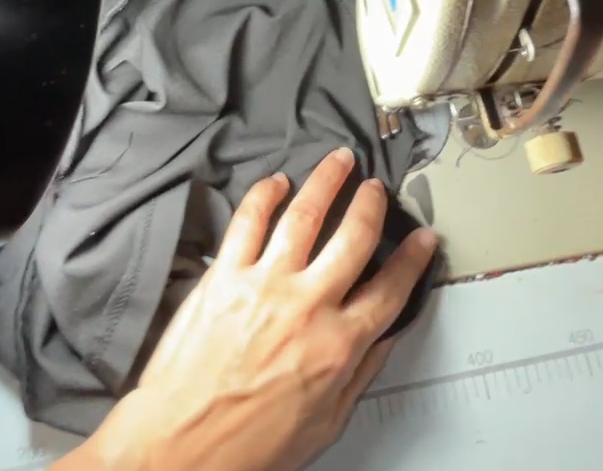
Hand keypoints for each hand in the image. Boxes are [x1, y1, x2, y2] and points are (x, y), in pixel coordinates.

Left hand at [59, 148, 437, 470]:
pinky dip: (265, 193)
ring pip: (305, 213)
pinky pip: (248, 220)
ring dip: (327, 180)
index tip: (422, 238)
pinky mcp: (225, 274)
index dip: (413, 258)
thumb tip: (383, 335)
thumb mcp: (324, 423)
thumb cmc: (247, 444)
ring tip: (339, 161)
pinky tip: (277, 182)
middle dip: (372, 205)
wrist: (179, 447)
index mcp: (337, 345)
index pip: (390, 289)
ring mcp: (264, 283)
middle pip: (354, 236)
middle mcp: (307, 305)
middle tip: (377, 189)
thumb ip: (359, 373)